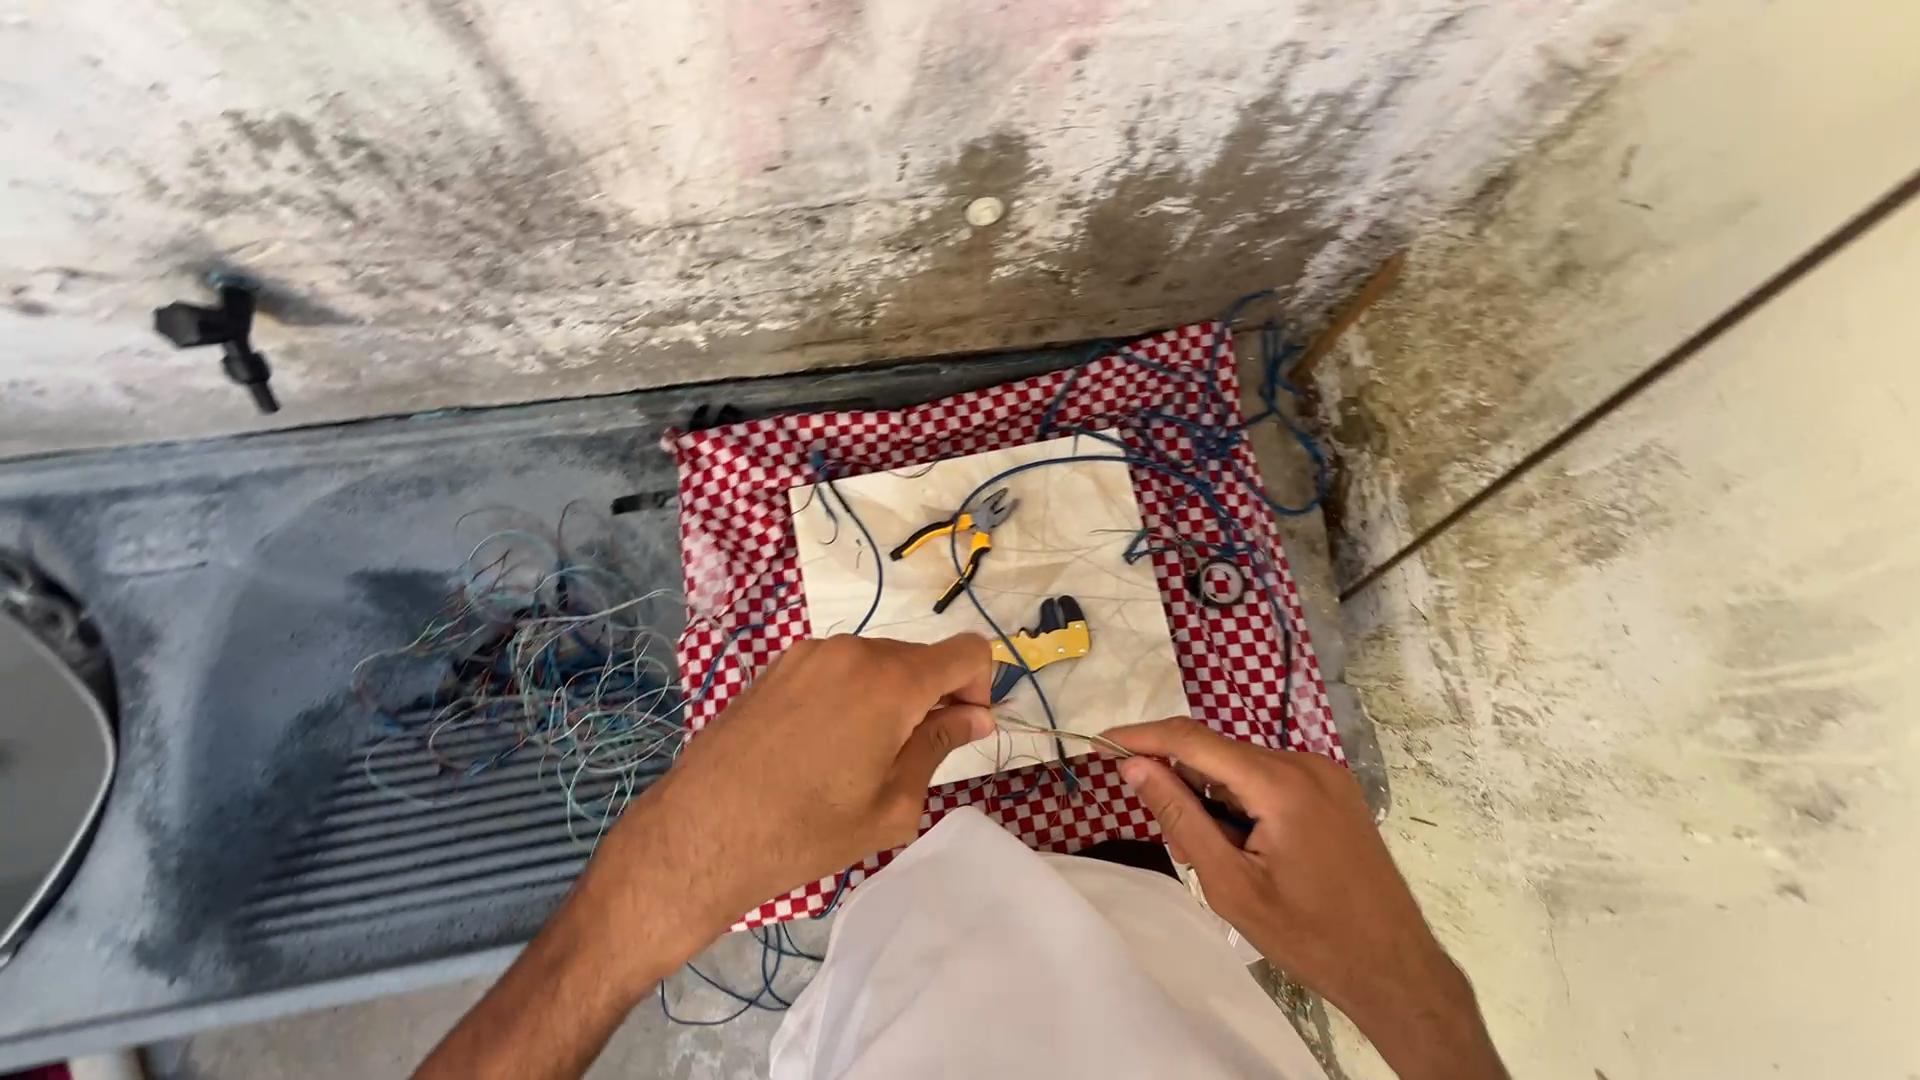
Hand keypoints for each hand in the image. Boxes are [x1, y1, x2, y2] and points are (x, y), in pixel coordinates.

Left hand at [414, 634, 993, 1079]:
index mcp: (890, 680)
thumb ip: (939, 747)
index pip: (967, 651)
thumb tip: (975, 717)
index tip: (962, 731)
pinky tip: (826, 745)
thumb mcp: (892, 803)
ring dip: (893, 697)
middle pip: (921, 657)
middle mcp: (852, 650)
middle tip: (917, 755)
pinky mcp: (777, 667)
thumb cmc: (805, 832)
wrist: (698, 835)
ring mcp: (809, 653)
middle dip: (936, 697)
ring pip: (879, 662)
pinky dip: (854, 694)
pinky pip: (839, 668)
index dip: (981, 688)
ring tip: (865, 756)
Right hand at [1106, 718, 1506, 1079]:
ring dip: (1212, 797)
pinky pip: (1266, 776)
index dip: (1142, 737)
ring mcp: (1323, 771)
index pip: (1192, 739)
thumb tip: (1134, 766)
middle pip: (1217, 753)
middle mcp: (1304, 762)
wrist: (1397, 970)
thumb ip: (1179, 817)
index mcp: (1280, 783)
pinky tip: (1244, 845)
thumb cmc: (1309, 937)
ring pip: (1240, 766)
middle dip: (1181, 783)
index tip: (1103, 743)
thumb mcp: (1230, 885)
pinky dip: (1241, 800)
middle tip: (1173, 840)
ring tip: (1217, 856)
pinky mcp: (1332, 786)